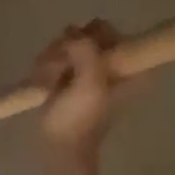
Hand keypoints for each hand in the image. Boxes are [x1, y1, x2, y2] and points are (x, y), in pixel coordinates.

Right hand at [33, 19, 145, 164]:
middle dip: (65, 48)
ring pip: (67, 43)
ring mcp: (93, 68)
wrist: (60, 145)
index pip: (107, 30)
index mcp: (131, 66)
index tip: (73, 52)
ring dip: (53, 57)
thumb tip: (74, 32)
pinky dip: (47, 63)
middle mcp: (115, 64)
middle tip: (57, 67)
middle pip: (84, 33)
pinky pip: (58, 54)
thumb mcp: (89, 84)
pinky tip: (43, 80)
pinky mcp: (74, 74)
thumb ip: (87, 52)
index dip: (87, 37)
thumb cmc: (79, 117)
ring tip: (47, 78)